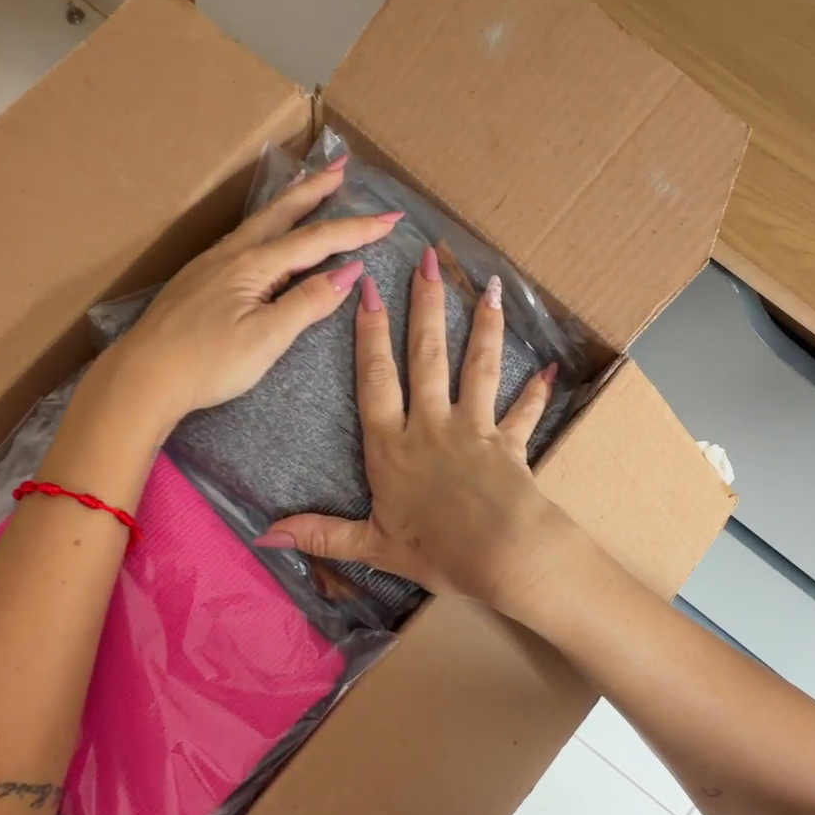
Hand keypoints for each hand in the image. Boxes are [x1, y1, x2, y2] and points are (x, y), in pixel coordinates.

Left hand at [91, 156, 400, 426]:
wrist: (144, 376)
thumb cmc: (207, 363)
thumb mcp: (267, 338)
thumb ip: (308, 303)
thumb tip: (348, 273)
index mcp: (254, 265)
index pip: (316, 240)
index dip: (356, 230)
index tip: (391, 219)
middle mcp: (231, 254)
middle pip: (282, 214)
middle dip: (317, 191)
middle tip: (343, 167)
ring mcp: (210, 265)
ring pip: (259, 224)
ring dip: (289, 205)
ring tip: (309, 190)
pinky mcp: (196, 281)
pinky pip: (241, 240)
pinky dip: (265, 227)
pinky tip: (262, 237)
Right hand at [257, 250, 581, 613]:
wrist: (504, 555)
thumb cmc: (435, 552)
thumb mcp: (371, 546)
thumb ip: (320, 534)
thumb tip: (264, 536)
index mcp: (392, 447)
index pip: (376, 380)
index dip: (369, 334)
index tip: (368, 287)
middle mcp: (432, 426)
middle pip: (427, 357)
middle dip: (426, 306)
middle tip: (430, 259)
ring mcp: (475, 430)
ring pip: (478, 368)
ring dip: (484, 327)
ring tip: (491, 287)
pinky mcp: (510, 444)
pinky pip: (524, 413)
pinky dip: (536, 392)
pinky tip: (550, 370)